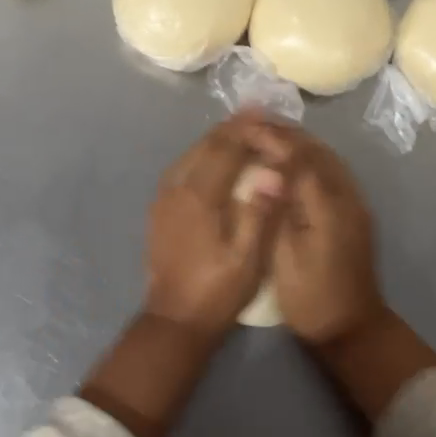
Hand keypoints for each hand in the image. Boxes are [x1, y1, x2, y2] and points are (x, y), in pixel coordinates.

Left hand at [141, 111, 293, 337]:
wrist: (174, 323)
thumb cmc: (218, 292)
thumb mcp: (248, 260)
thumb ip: (261, 213)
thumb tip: (275, 172)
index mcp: (200, 197)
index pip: (226, 148)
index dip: (248, 129)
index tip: (269, 113)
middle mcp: (177, 188)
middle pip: (206, 144)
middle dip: (233, 127)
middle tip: (259, 113)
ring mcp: (164, 197)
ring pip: (192, 153)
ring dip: (218, 138)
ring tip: (243, 129)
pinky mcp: (160, 208)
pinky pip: (184, 167)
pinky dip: (204, 154)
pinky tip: (218, 159)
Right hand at [268, 125, 385, 346]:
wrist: (352, 328)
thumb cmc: (311, 298)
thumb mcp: (284, 258)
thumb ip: (278, 210)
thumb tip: (268, 171)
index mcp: (328, 205)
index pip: (299, 157)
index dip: (272, 139)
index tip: (245, 127)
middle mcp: (347, 195)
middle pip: (316, 150)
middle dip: (285, 132)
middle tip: (253, 119)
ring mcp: (354, 201)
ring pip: (327, 156)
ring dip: (299, 140)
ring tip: (269, 131)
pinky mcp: (354, 210)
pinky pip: (332, 169)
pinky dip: (311, 155)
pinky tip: (292, 157)